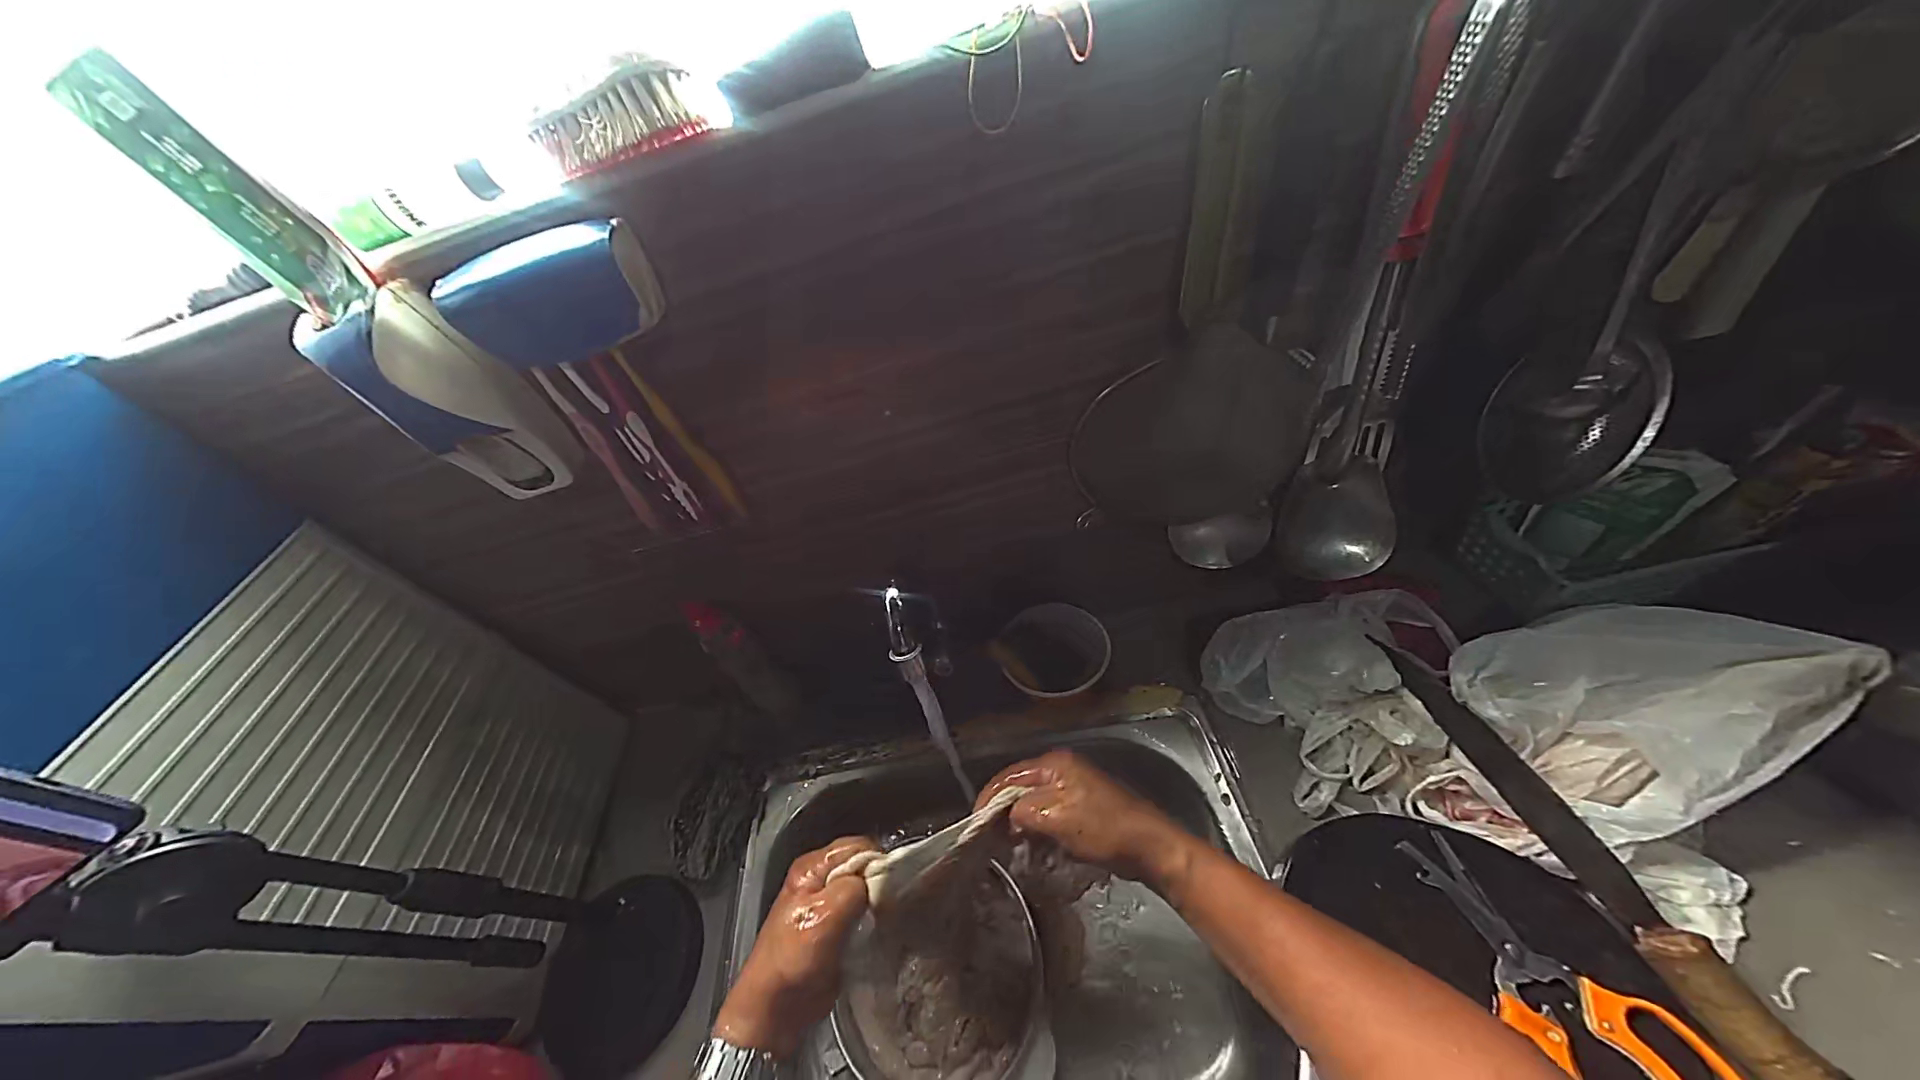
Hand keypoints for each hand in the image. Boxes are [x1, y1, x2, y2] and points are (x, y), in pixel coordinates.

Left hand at [714, 836, 876, 1056]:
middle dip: (878, 881)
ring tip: (883, 919)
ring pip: (866, 890)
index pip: (857, 846)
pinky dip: (874, 920)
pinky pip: (864, 913)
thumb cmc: (791, 961)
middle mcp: (820, 880)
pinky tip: (877, 931)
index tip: (889, 883)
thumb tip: (876, 880)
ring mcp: (828, 904)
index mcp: (811, 867)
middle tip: (888, 903)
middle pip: (863, 866)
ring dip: (877, 903)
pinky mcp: (837, 928)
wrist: (776, 1010)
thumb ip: (852, 889)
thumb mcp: (823, 917)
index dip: (876, 861)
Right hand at [977, 750, 1197, 894]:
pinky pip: (1050, 815)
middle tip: (989, 837)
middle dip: (1003, 811)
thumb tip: (1006, 816)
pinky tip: (1034, 847)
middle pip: (1020, 788)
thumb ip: (1024, 812)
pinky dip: (1039, 829)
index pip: (1009, 776)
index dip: (989, 797)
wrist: (1150, 847)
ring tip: (1008, 845)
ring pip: (1035, 803)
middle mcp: (1063, 771)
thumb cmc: (1104, 829)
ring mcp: (1075, 789)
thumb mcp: (1057, 818)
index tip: (975, 822)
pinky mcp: (1083, 810)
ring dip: (1021, 823)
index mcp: (1055, 765)